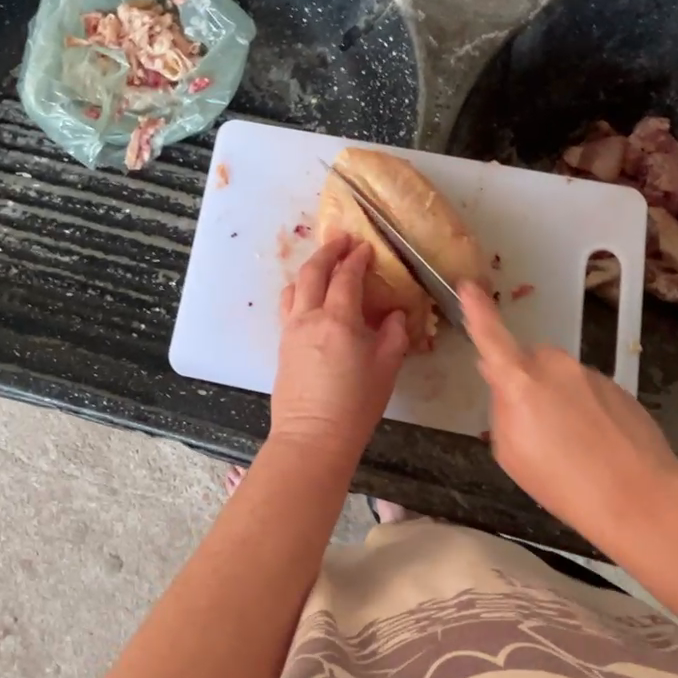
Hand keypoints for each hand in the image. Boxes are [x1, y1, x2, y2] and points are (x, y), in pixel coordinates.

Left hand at [268, 235, 411, 461]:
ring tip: (324, 265)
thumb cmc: (355, 407)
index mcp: (338, 321)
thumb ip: (393, 337)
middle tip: (342, 239)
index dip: (356, 259)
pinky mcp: (282, 344)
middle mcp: (309, 318)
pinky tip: (310, 297)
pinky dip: (300, 290)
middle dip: (328, 251)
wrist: (311, 438)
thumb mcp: (386, 371)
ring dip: (309, 269)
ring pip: (295, 286)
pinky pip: (288, 305)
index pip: (346, 277)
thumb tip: (395, 314)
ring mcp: (291, 330)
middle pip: (313, 272)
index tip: (366, 247)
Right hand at [458, 282, 677, 542]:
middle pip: (528, 362)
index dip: (477, 311)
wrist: (642, 499)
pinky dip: (585, 412)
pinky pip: (588, 393)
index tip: (468, 287)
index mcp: (520, 380)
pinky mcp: (619, 388)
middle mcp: (555, 366)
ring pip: (559, 378)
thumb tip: (505, 388)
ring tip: (571, 448)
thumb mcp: (511, 453)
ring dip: (557, 400)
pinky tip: (596, 448)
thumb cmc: (563, 483)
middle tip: (532, 426)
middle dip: (525, 382)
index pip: (491, 336)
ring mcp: (590, 374)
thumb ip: (502, 411)